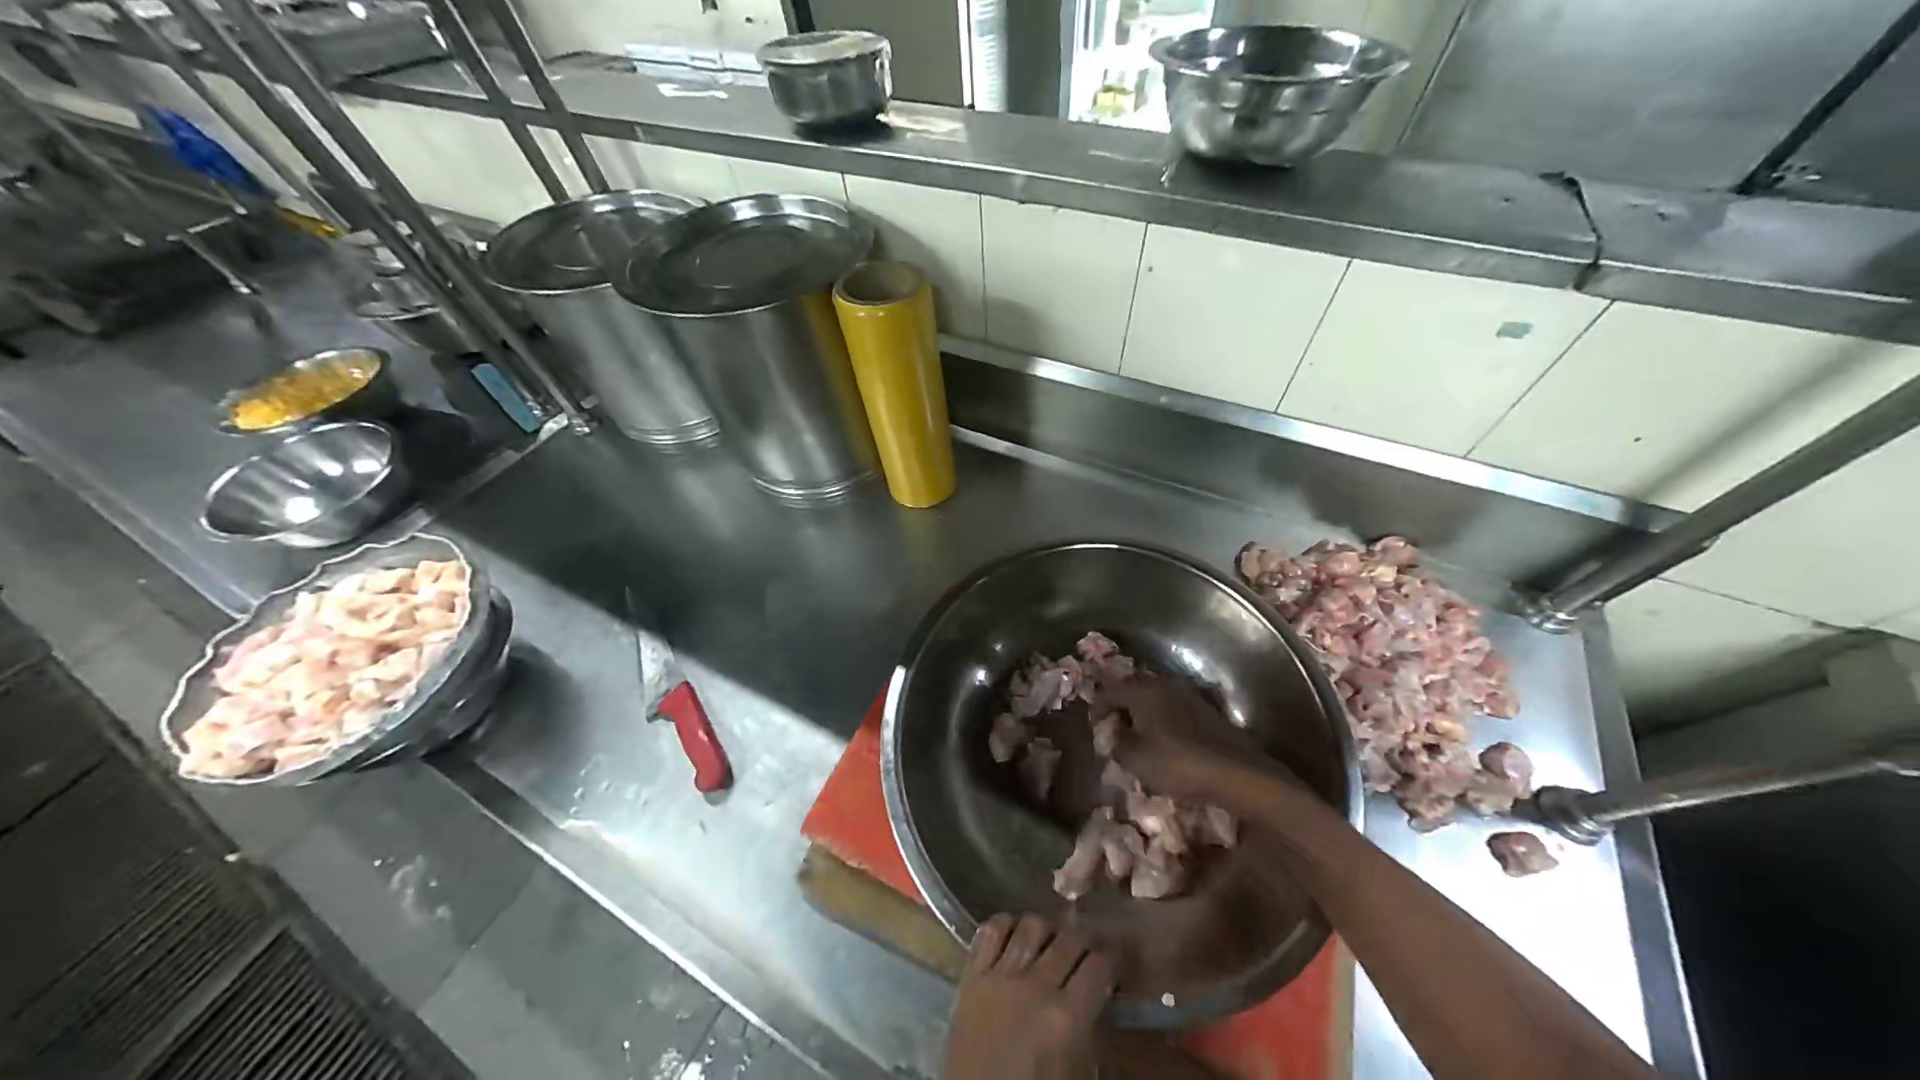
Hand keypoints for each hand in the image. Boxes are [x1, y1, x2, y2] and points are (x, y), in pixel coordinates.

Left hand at [946, 914, 1116, 1079]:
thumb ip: (1091, 1027)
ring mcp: (1000, 976)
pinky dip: (1006, 924)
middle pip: (1070, 938)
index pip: (1100, 966)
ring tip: (1049, 944)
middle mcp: (1035, 987)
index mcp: (1066, 1018)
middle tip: (1083, 955)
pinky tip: (1014, 936)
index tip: (1111, 968)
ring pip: (1032, 925)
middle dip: (1084, 943)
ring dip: (1047, 930)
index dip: (1111, 962)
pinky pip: (991, 929)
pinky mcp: (972, 974)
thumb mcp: (1077, 1069)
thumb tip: (1100, 991)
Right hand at [1094, 676, 1297, 809]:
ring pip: (1156, 698)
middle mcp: (1164, 684)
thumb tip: (1111, 733)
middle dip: (1121, 707)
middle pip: (1133, 690)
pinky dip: (1164, 720)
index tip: (1095, 729)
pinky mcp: (1208, 710)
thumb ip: (1115, 742)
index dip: (1097, 709)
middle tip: (1115, 730)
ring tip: (1139, 737)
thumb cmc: (1177, 764)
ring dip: (1144, 713)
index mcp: (1142, 691)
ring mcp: (1189, 695)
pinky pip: (1175, 709)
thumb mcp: (1134, 759)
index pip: (1108, 691)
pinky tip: (1166, 741)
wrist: (1238, 774)